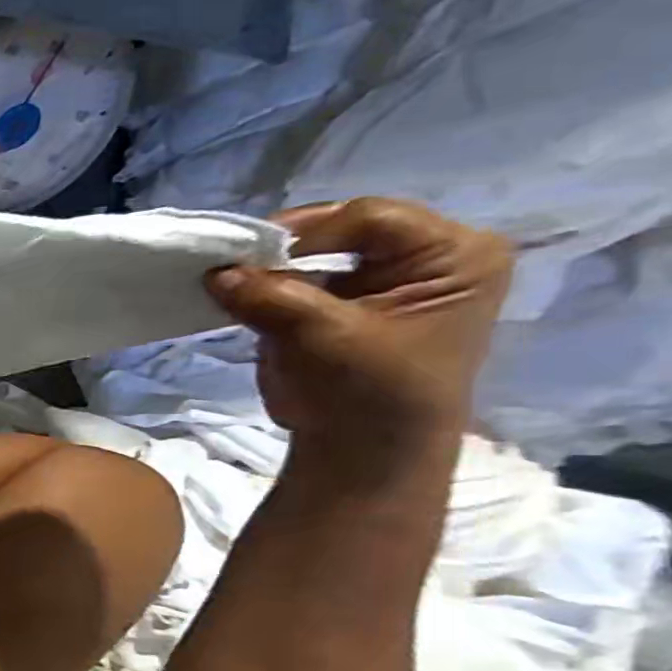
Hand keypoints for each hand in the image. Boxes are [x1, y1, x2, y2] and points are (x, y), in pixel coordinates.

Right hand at [205, 197, 512, 450]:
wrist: (363, 452)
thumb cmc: (368, 394)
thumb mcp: (323, 338)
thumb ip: (270, 297)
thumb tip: (216, 272)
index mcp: (455, 256)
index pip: (372, 218)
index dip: (308, 231)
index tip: (249, 255)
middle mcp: (427, 258)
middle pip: (343, 231)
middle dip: (286, 250)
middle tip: (235, 267)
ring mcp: (384, 280)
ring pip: (317, 254)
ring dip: (272, 270)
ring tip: (234, 285)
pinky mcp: (347, 304)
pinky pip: (303, 279)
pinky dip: (270, 288)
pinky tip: (245, 300)